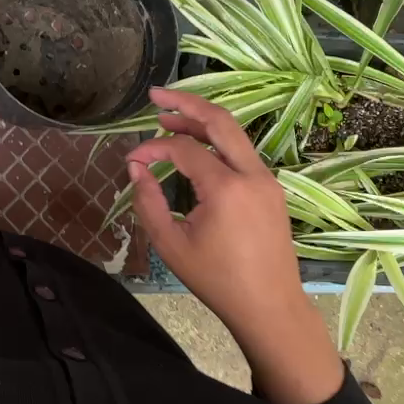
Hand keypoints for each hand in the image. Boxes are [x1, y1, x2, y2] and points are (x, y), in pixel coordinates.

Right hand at [126, 87, 342, 403]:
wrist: (271, 309)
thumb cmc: (217, 280)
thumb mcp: (170, 244)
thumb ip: (148, 201)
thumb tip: (136, 168)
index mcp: (227, 188)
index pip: (184, 148)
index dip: (153, 147)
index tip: (131, 161)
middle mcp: (252, 175)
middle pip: (220, 120)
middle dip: (186, 102)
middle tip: (155, 94)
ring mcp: (267, 181)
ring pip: (233, 133)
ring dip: (201, 120)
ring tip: (169, 116)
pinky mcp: (271, 190)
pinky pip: (241, 152)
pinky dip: (216, 141)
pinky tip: (195, 144)